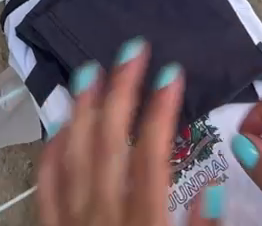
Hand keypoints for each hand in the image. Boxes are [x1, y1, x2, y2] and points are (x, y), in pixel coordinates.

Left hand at [38, 39, 226, 225]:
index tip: (171, 72)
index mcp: (144, 224)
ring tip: (89, 71)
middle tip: (130, 52)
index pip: (151, 153)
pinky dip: (50, 155)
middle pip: (110, 141)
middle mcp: (105, 218)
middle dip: (120, 90)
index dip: (160, 108)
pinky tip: (56, 129)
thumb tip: (216, 190)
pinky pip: (45, 191)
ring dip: (82, 110)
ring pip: (74, 155)